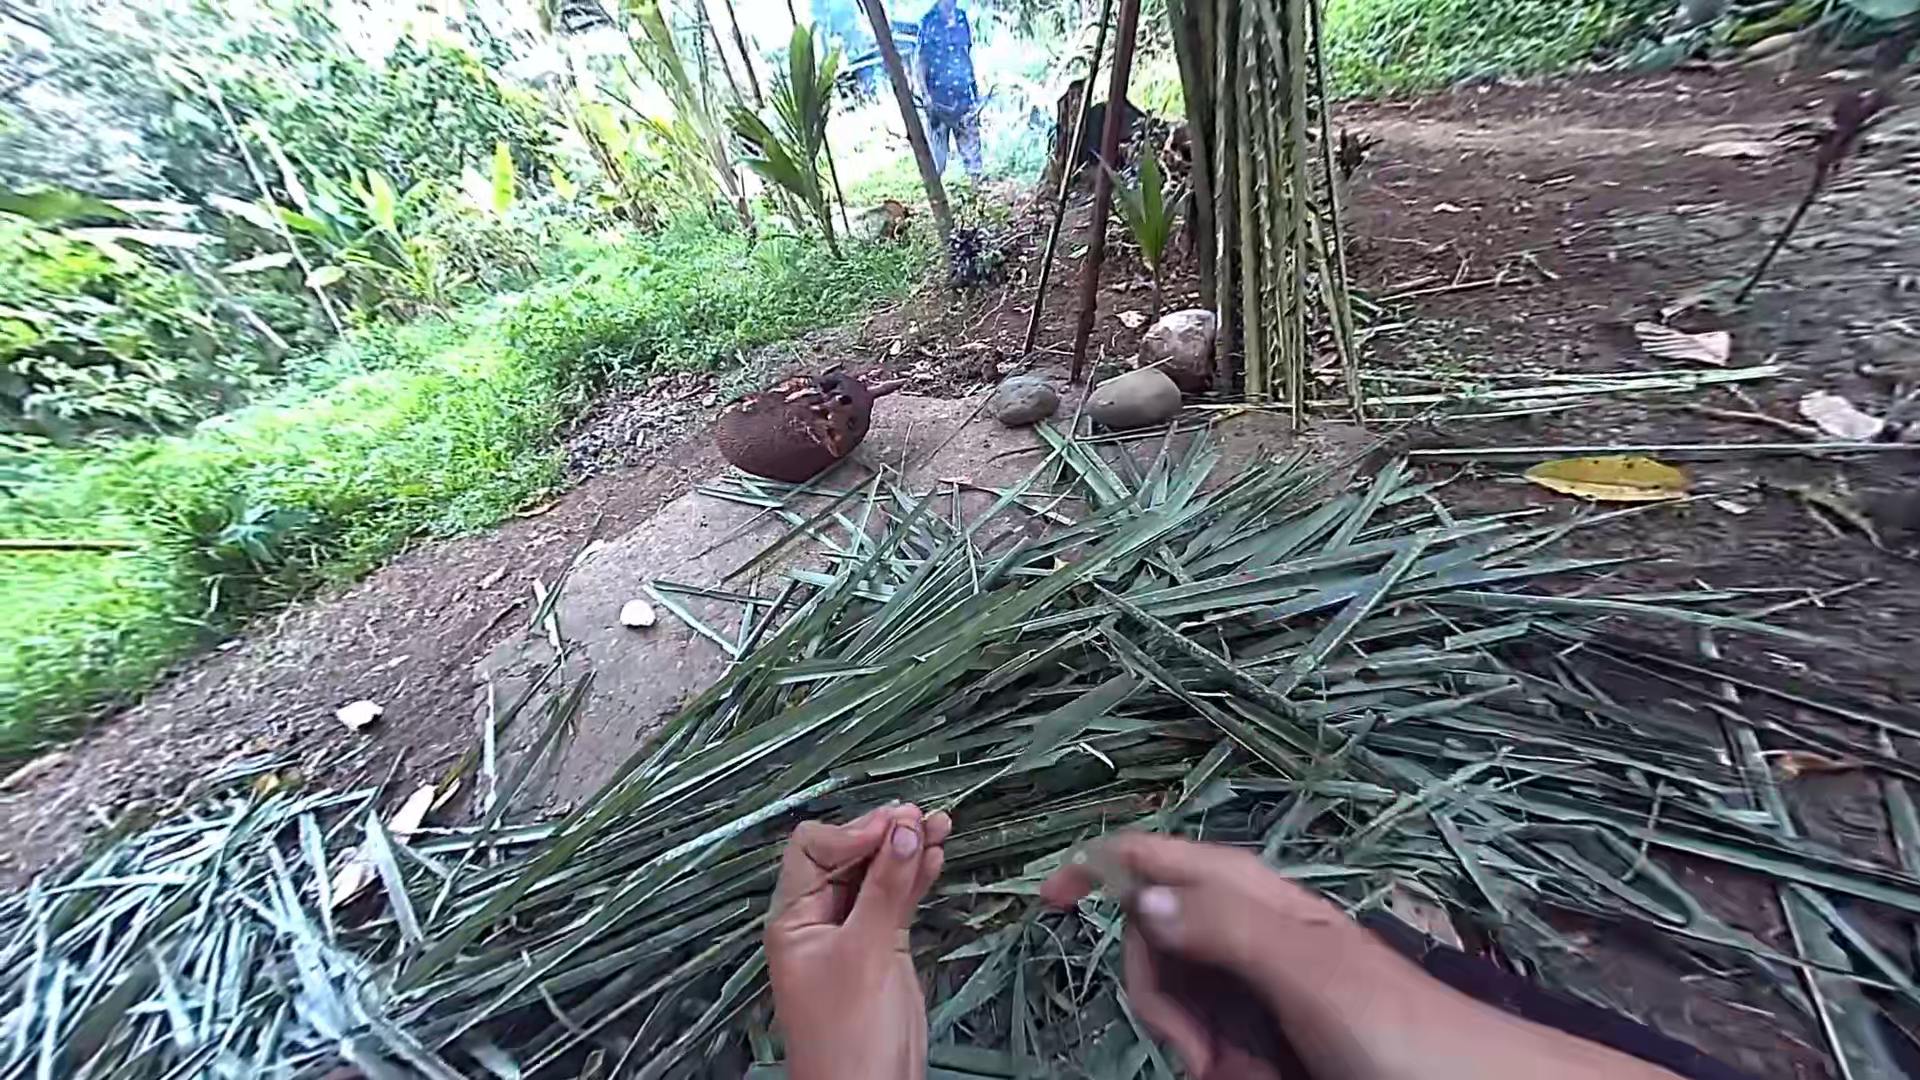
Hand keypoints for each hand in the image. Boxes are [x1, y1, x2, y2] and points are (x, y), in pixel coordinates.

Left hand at [765, 804, 951, 1079]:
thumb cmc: (849, 1041)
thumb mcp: (864, 954)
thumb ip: (885, 887)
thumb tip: (903, 830)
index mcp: (795, 917)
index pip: (813, 848)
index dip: (850, 833)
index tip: (889, 829)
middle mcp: (821, 915)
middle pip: (850, 854)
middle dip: (885, 833)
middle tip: (920, 818)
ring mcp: (854, 926)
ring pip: (880, 871)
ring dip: (908, 847)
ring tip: (939, 825)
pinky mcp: (882, 939)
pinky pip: (898, 893)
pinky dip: (917, 873)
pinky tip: (935, 854)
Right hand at [1044, 835, 1690, 1079]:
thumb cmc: (1396, 1030)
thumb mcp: (1305, 970)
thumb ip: (1219, 923)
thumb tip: (1137, 893)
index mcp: (1236, 885)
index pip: (1143, 854)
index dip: (1090, 867)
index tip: (1048, 902)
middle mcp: (1230, 916)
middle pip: (1146, 934)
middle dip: (1156, 997)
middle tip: (1198, 1056)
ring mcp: (1242, 968)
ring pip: (1170, 988)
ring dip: (1189, 1041)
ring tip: (1247, 1079)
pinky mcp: (1255, 1018)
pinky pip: (1201, 1032)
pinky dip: (1212, 1064)